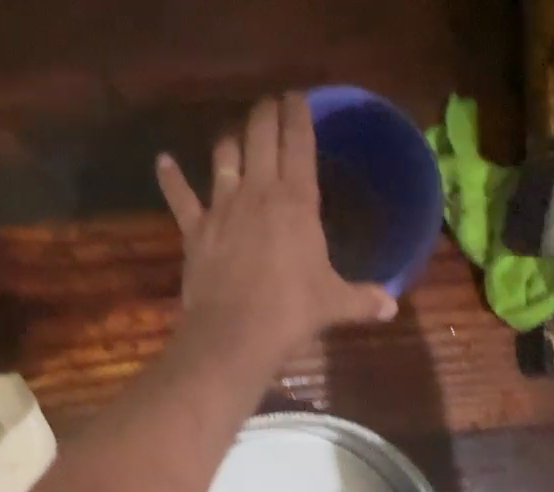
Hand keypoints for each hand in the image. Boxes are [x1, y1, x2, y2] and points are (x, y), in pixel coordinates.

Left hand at [156, 93, 397, 357]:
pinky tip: (162, 161)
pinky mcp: (194, 230)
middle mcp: (259, 191)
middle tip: (269, 106)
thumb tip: (390, 308)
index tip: (298, 97)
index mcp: (298, 199)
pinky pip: (180, 197)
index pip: (299, 140)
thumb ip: (362, 299)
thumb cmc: (292, 311)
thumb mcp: (334, 303)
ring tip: (234, 136)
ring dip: (229, 141)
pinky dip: (170, 178)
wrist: (236, 332)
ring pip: (223, 156)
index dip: (299, 113)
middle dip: (265, 113)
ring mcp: (222, 207)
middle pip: (260, 134)